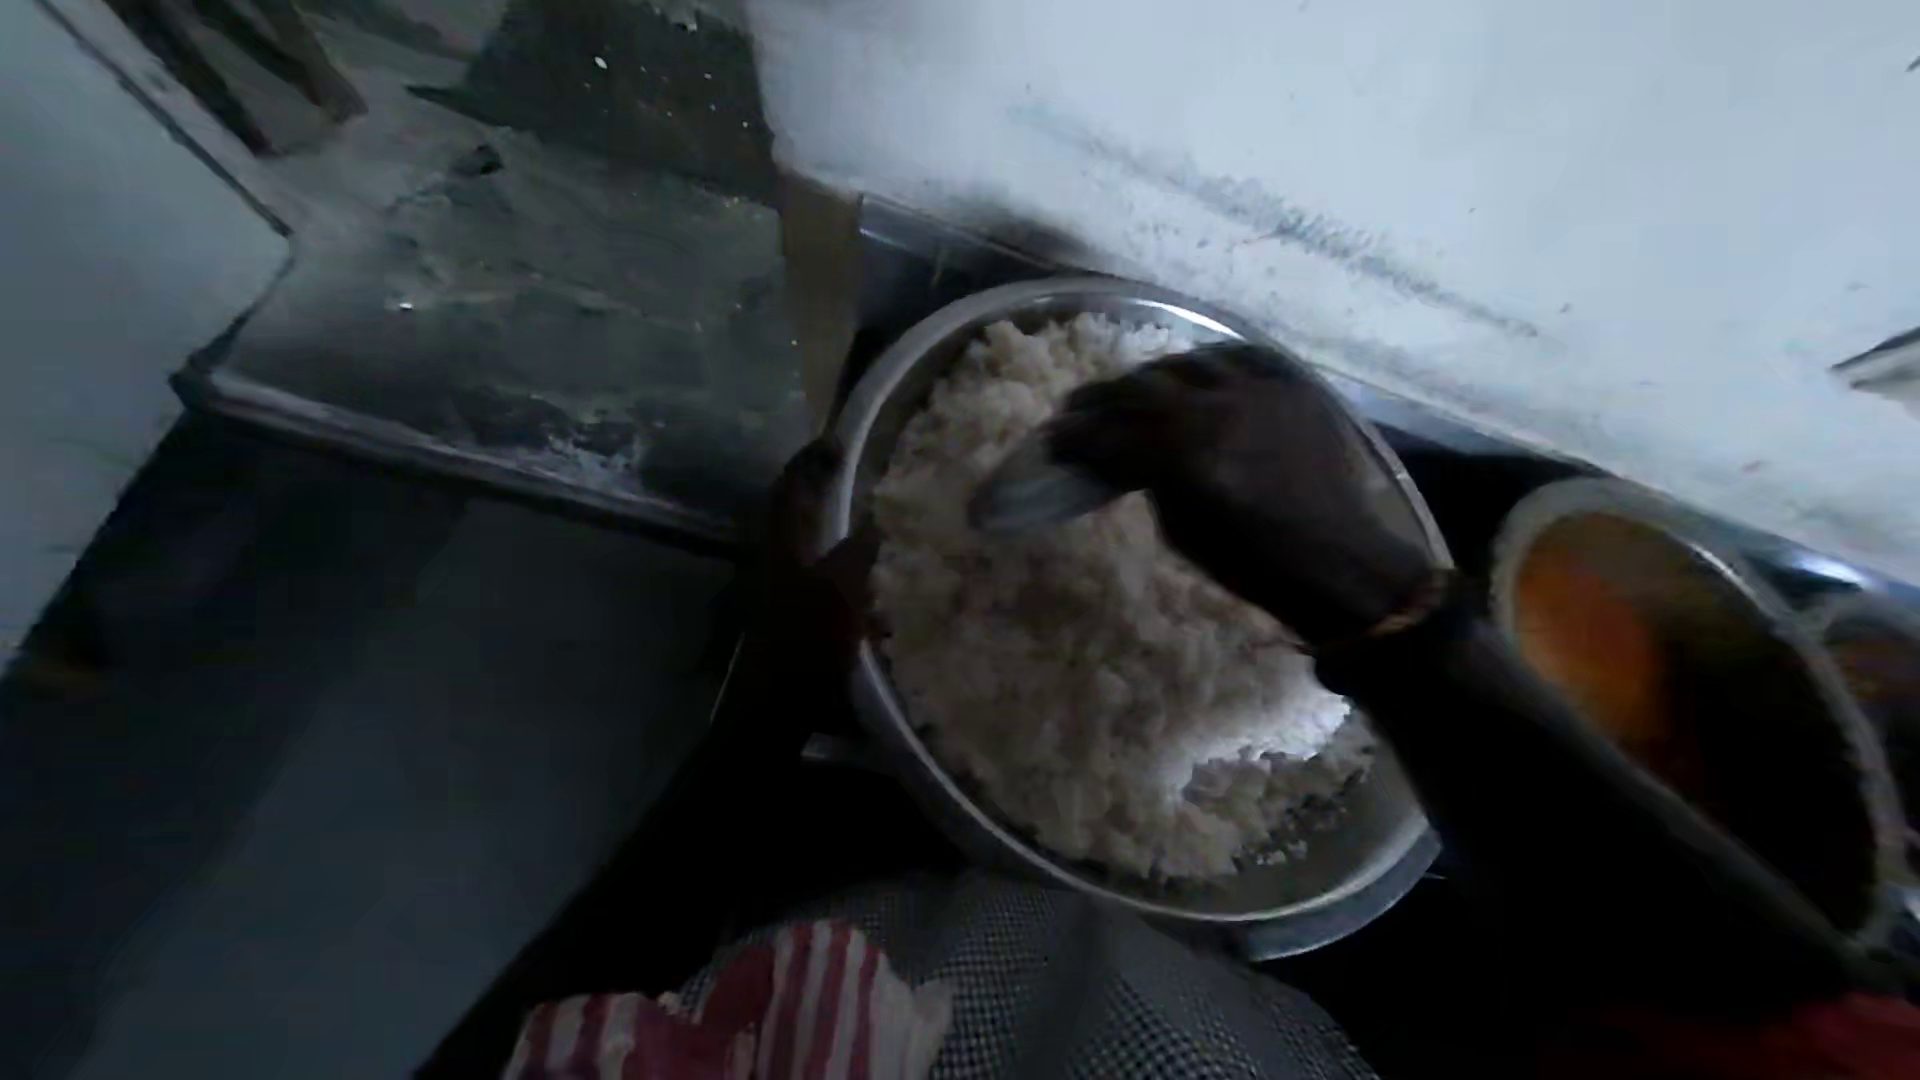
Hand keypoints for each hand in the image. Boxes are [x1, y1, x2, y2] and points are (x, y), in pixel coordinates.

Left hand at [753, 438, 872, 678]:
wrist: (782, 705)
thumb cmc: (808, 642)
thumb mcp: (839, 591)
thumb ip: (858, 552)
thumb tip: (876, 520)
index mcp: (782, 547)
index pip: (790, 488)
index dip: (810, 460)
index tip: (838, 440)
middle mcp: (779, 560)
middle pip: (798, 511)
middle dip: (825, 487)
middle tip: (862, 474)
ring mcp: (787, 588)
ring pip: (813, 542)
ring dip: (837, 524)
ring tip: (875, 516)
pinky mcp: (801, 613)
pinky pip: (827, 574)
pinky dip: (847, 563)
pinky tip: (876, 575)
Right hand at [1048, 344, 1437, 646]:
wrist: (1332, 557)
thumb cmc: (1247, 562)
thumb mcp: (1177, 529)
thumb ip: (1145, 480)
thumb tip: (1121, 453)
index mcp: (1183, 459)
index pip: (1111, 437)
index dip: (1076, 438)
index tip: (1054, 438)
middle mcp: (1216, 412)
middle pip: (1139, 390)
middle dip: (1098, 399)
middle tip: (1076, 407)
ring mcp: (1258, 391)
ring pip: (1184, 363)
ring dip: (1149, 377)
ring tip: (1133, 389)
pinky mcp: (1291, 384)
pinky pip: (1239, 355)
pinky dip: (1207, 361)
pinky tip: (1192, 372)